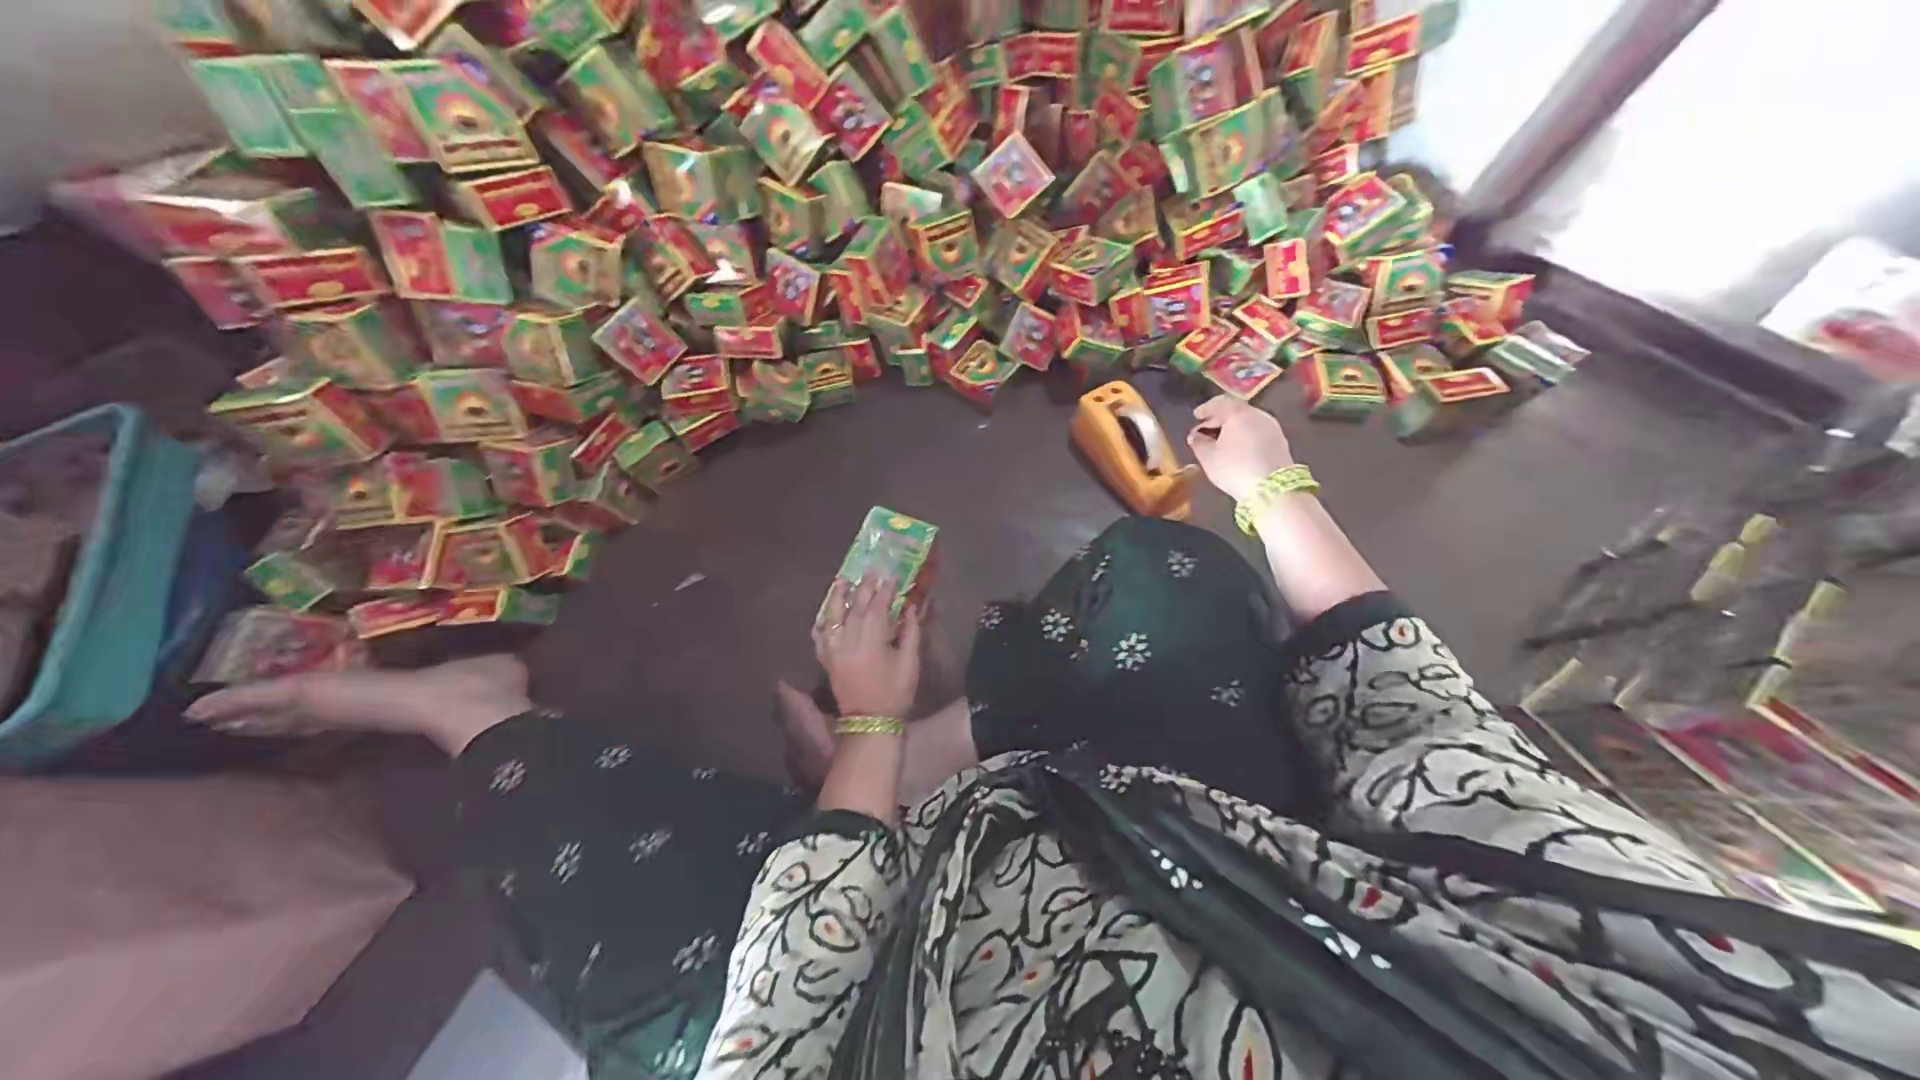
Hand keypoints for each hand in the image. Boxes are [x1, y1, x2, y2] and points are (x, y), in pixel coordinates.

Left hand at [813, 575, 921, 719]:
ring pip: (833, 617)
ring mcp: (834, 651)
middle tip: (869, 573)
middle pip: (854, 608)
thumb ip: (910, 632)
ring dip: (837, 598)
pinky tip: (825, 613)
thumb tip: (911, 607)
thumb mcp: (909, 662)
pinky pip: (820, 636)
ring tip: (842, 582)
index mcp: (871, 641)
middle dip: (862, 589)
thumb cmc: (895, 693)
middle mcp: (848, 641)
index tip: (890, 578)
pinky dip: (822, 622)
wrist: (870, 722)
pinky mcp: (826, 660)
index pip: (877, 608)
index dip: (884, 591)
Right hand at [1186, 396, 1296, 500]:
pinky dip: (1245, 436)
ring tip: (1221, 442)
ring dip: (1233, 428)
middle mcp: (1258, 415)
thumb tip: (1195, 435)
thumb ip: (1198, 442)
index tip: (1196, 416)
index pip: (1220, 402)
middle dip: (1219, 419)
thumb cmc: (1234, 468)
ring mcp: (1272, 427)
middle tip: (1206, 431)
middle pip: (1235, 411)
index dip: (1206, 409)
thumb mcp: (1208, 457)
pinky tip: (1238, 449)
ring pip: (1248, 421)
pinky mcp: (1280, 441)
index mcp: (1239, 413)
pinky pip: (1257, 432)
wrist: (1272, 488)